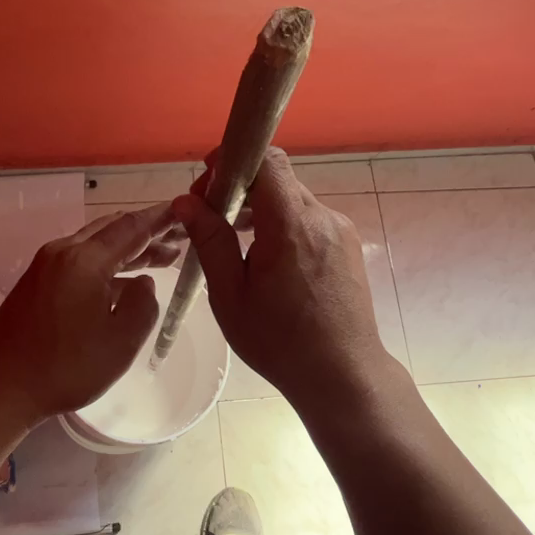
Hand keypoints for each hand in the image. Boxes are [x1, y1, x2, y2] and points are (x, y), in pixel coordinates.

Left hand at [0, 204, 183, 423]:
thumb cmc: (65, 367)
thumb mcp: (121, 342)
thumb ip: (142, 304)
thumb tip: (143, 283)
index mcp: (84, 259)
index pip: (132, 227)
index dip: (161, 219)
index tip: (186, 212)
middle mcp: (63, 251)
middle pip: (112, 229)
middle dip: (147, 232)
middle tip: (180, 239)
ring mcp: (46, 265)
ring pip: (95, 243)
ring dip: (128, 249)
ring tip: (161, 258)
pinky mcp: (38, 282)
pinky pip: (80, 259)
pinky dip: (107, 262)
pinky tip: (124, 281)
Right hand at [173, 148, 389, 402]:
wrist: (344, 376)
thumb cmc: (280, 342)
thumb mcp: (230, 295)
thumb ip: (210, 241)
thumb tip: (186, 201)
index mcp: (291, 224)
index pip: (267, 160)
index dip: (234, 159)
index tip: (208, 180)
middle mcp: (322, 217)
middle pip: (278, 178)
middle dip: (240, 186)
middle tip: (210, 216)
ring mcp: (340, 230)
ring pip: (293, 199)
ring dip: (261, 207)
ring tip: (235, 241)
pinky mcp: (348, 246)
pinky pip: (309, 219)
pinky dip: (283, 225)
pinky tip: (267, 260)